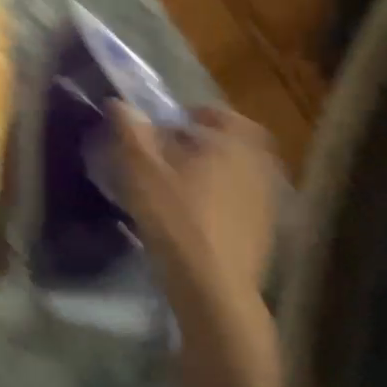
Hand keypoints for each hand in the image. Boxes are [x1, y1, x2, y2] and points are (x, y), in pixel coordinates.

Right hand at [112, 102, 278, 305]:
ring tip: (177, 181)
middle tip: (171, 150)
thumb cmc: (174, 214)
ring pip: (239, 172)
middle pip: (235, 143)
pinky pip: (241, 198)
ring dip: (213, 170)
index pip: (223, 115)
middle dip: (205, 142)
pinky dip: (220, 196)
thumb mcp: (138, 166)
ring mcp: (265, 202)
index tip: (169, 124)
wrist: (211, 283)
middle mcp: (257, 168)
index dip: (196, 114)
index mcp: (231, 146)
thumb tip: (121, 103)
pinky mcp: (263, 231)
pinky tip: (192, 211)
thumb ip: (129, 129)